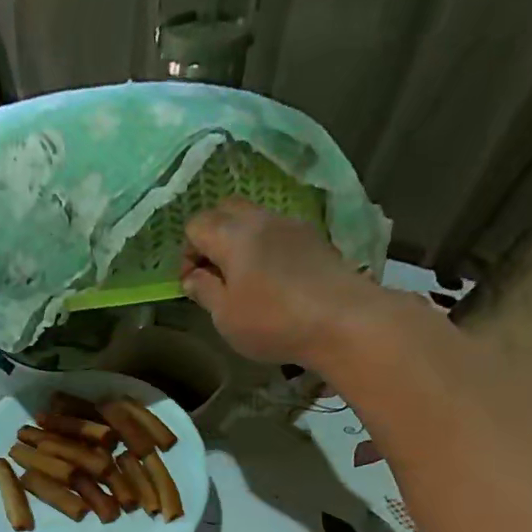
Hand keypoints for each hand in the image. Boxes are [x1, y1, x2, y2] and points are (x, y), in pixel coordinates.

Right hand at [180, 198, 401, 367]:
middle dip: (213, 235)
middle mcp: (261, 219)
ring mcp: (292, 225)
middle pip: (226, 210)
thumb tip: (192, 277)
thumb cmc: (274, 322)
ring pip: (256, 218)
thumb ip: (204, 291)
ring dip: (243, 240)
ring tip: (246, 277)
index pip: (196, 224)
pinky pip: (280, 233)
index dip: (187, 252)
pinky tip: (275, 279)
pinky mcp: (316, 239)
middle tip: (216, 272)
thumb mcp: (226, 316)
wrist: (344, 320)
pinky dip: (268, 247)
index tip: (192, 283)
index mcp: (231, 234)